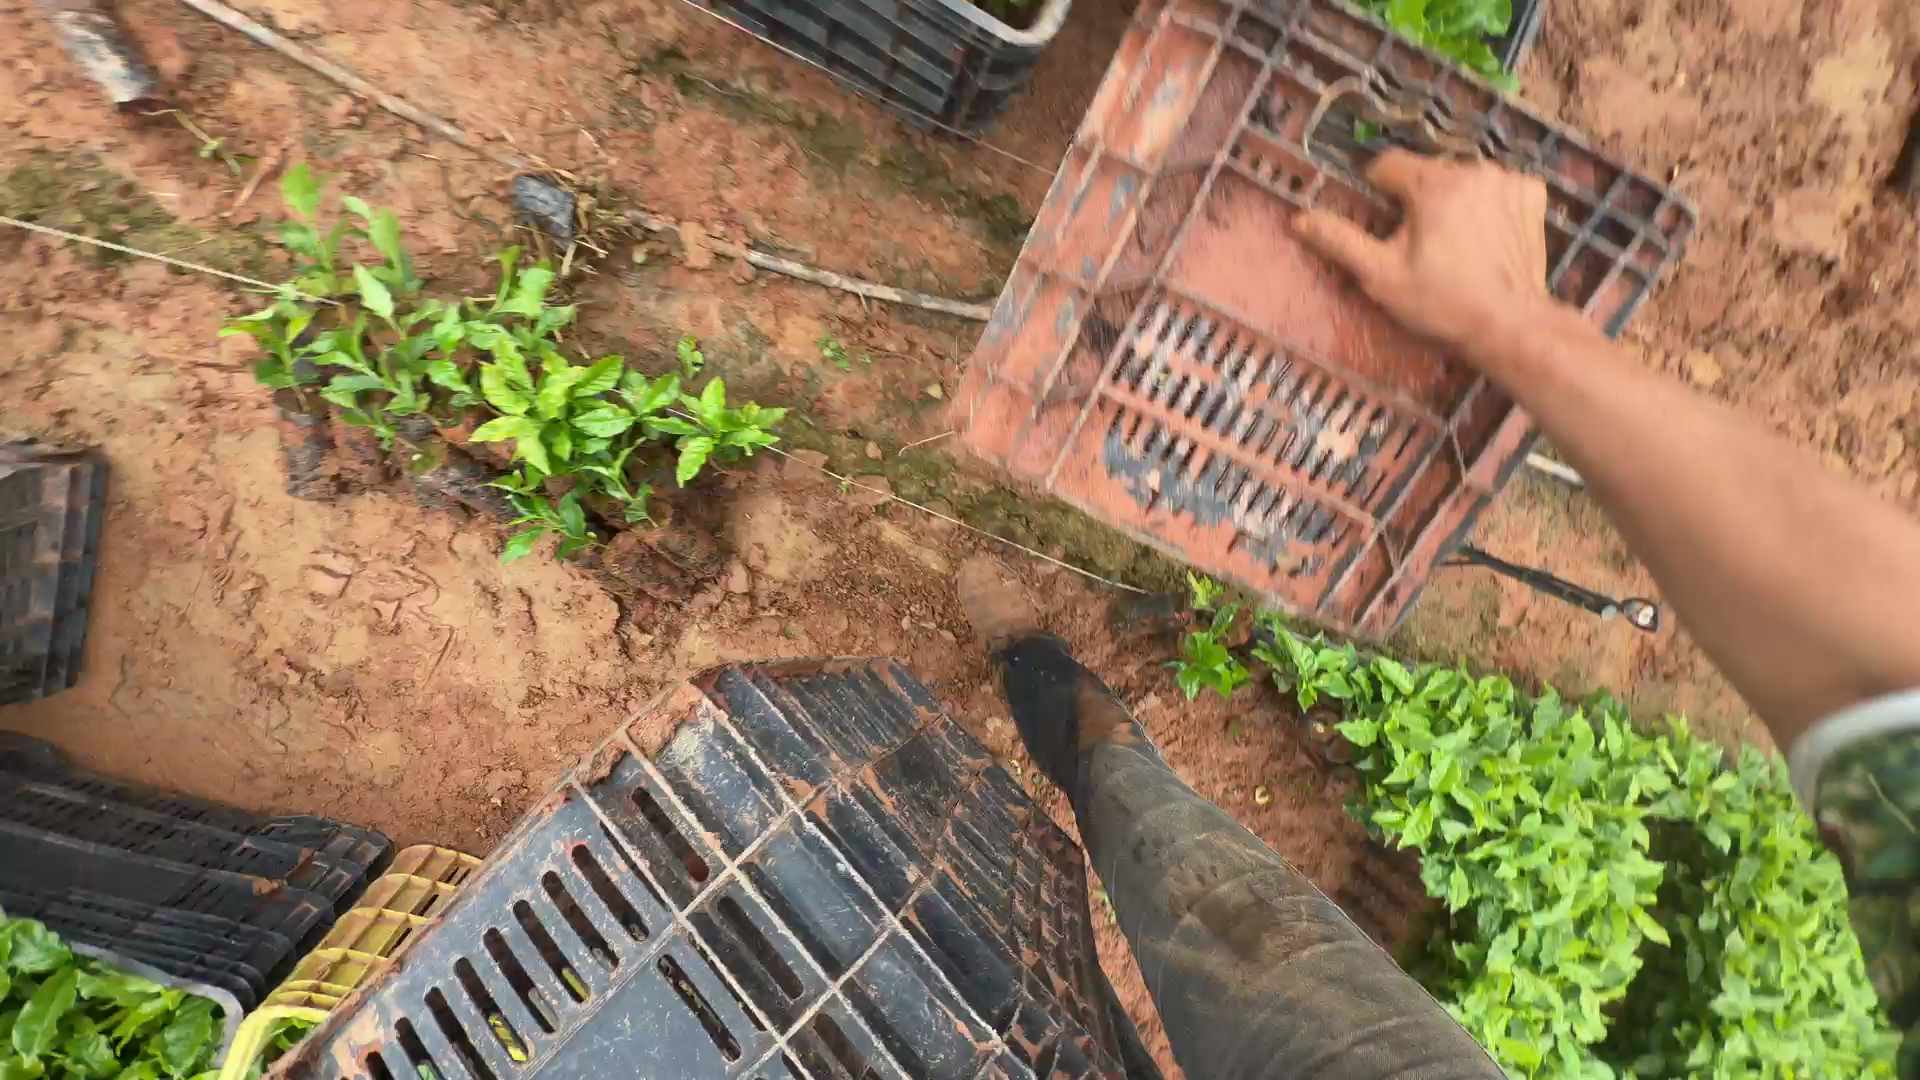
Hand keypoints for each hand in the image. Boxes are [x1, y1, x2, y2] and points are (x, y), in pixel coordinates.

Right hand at [1293, 150, 1553, 356]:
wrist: (1505, 322)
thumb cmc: (1436, 300)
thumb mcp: (1378, 274)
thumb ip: (1339, 240)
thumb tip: (1300, 218)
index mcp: (1435, 184)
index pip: (1388, 164)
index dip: (1372, 191)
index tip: (1374, 222)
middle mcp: (1476, 169)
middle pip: (1425, 172)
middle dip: (1412, 201)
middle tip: (1410, 244)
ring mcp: (1509, 180)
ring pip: (1460, 179)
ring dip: (1446, 201)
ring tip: (1445, 243)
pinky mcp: (1531, 195)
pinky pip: (1493, 188)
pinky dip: (1481, 206)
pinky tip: (1477, 238)